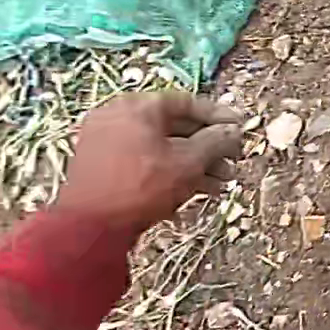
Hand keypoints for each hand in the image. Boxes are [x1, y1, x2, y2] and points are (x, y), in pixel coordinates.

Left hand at [57, 92, 244, 233]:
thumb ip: (217, 139)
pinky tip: (202, 187)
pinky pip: (148, 158)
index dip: (219, 116)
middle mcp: (118, 118)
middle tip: (233, 159)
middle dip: (211, 145)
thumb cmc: (144, 185)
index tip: (240, 129)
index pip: (188, 102)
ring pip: (165, 144)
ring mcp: (107, 141)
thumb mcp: (191, 159)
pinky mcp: (104, 164)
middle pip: (177, 125)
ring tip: (222, 180)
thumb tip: (232, 130)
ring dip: (198, 160)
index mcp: (136, 108)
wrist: (90, 227)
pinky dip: (175, 169)